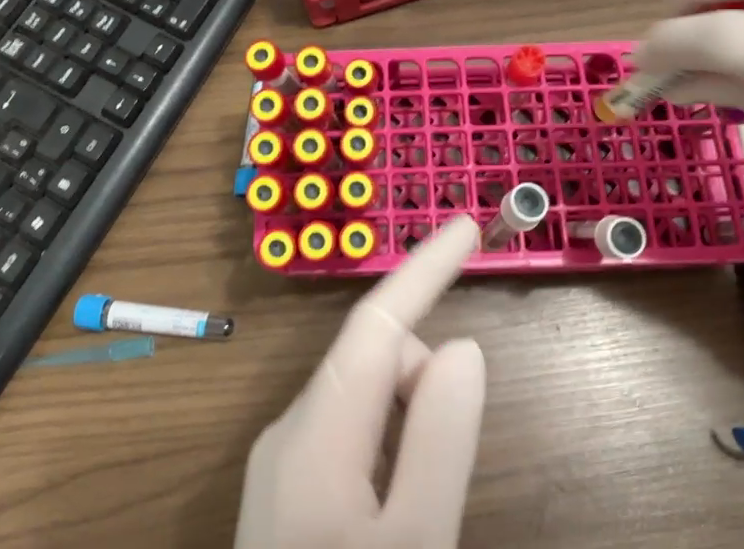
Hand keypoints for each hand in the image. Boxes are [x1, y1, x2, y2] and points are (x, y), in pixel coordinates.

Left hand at [235, 216, 484, 548]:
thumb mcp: (414, 538)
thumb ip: (439, 442)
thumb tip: (462, 347)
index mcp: (312, 434)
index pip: (374, 324)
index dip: (423, 270)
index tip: (464, 225)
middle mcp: (286, 433)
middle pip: (370, 364)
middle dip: (423, 376)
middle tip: (452, 465)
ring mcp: (279, 466)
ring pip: (362, 401)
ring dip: (408, 416)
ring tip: (425, 498)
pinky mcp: (283, 495)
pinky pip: (347, 435)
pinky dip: (387, 442)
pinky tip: (397, 503)